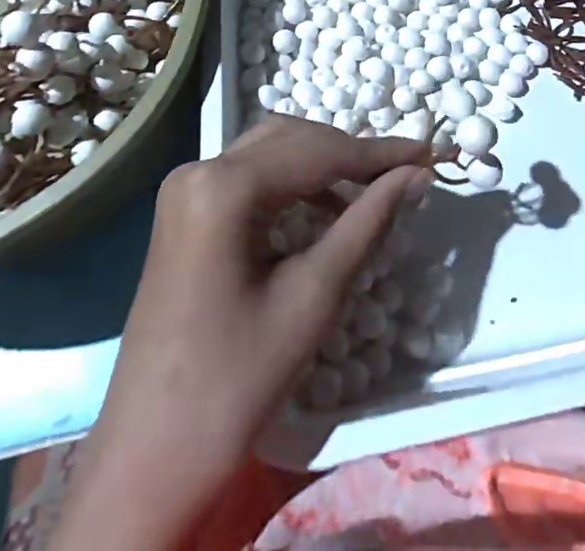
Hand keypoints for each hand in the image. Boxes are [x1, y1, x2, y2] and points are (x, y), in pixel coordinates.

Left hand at [50, 118, 430, 550]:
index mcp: (222, 188)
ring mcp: (184, 190)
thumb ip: (367, 222)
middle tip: (405, 170)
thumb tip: (415, 176)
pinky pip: (247, 178)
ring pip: (268, 153)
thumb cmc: (239, 377)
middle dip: (350, 152)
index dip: (377, 152)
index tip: (428, 152)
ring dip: (322, 164)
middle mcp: (197, 171)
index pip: (315, 151)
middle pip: (289, 140)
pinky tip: (327, 207)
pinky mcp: (184, 212)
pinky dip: (291, 183)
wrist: (156, 444)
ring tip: (374, 188)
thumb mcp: (314, 293)